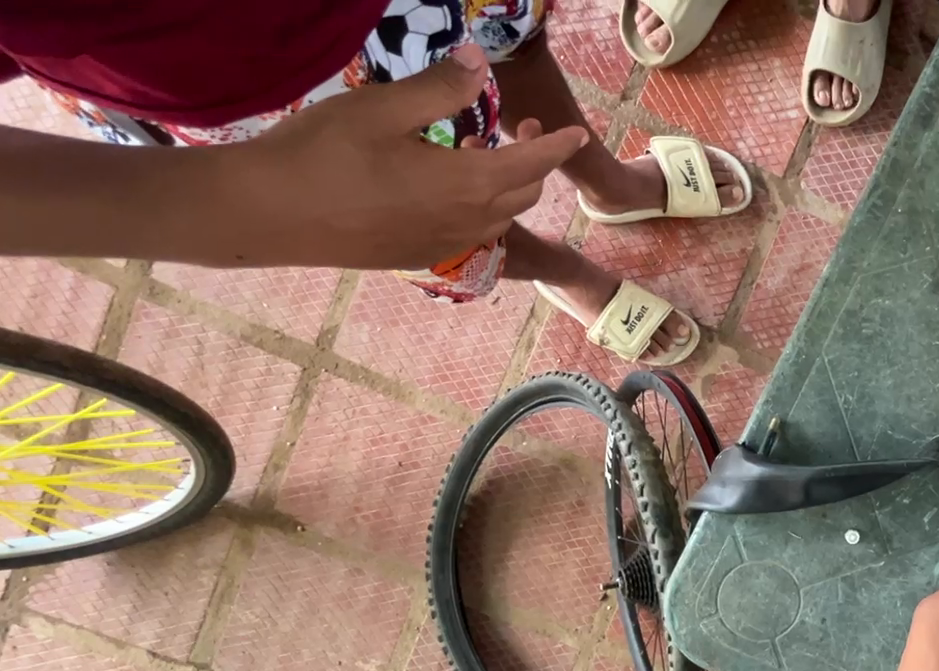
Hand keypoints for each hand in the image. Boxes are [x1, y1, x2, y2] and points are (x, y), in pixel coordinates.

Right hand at [218, 43, 588, 268]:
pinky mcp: (430, 253)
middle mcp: (474, 220)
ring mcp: (453, 242)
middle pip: (526, 192)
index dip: (559, 146)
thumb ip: (439, 89)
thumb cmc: (323, 153)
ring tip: (477, 148)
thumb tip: (478, 61)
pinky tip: (449, 184)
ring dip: (505, 183)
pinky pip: (476, 230)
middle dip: (536, 162)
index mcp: (470, 184)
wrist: (273, 215)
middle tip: (524, 129)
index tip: (577, 134)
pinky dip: (482, 205)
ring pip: (503, 214)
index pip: (534, 164)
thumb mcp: (382, 108)